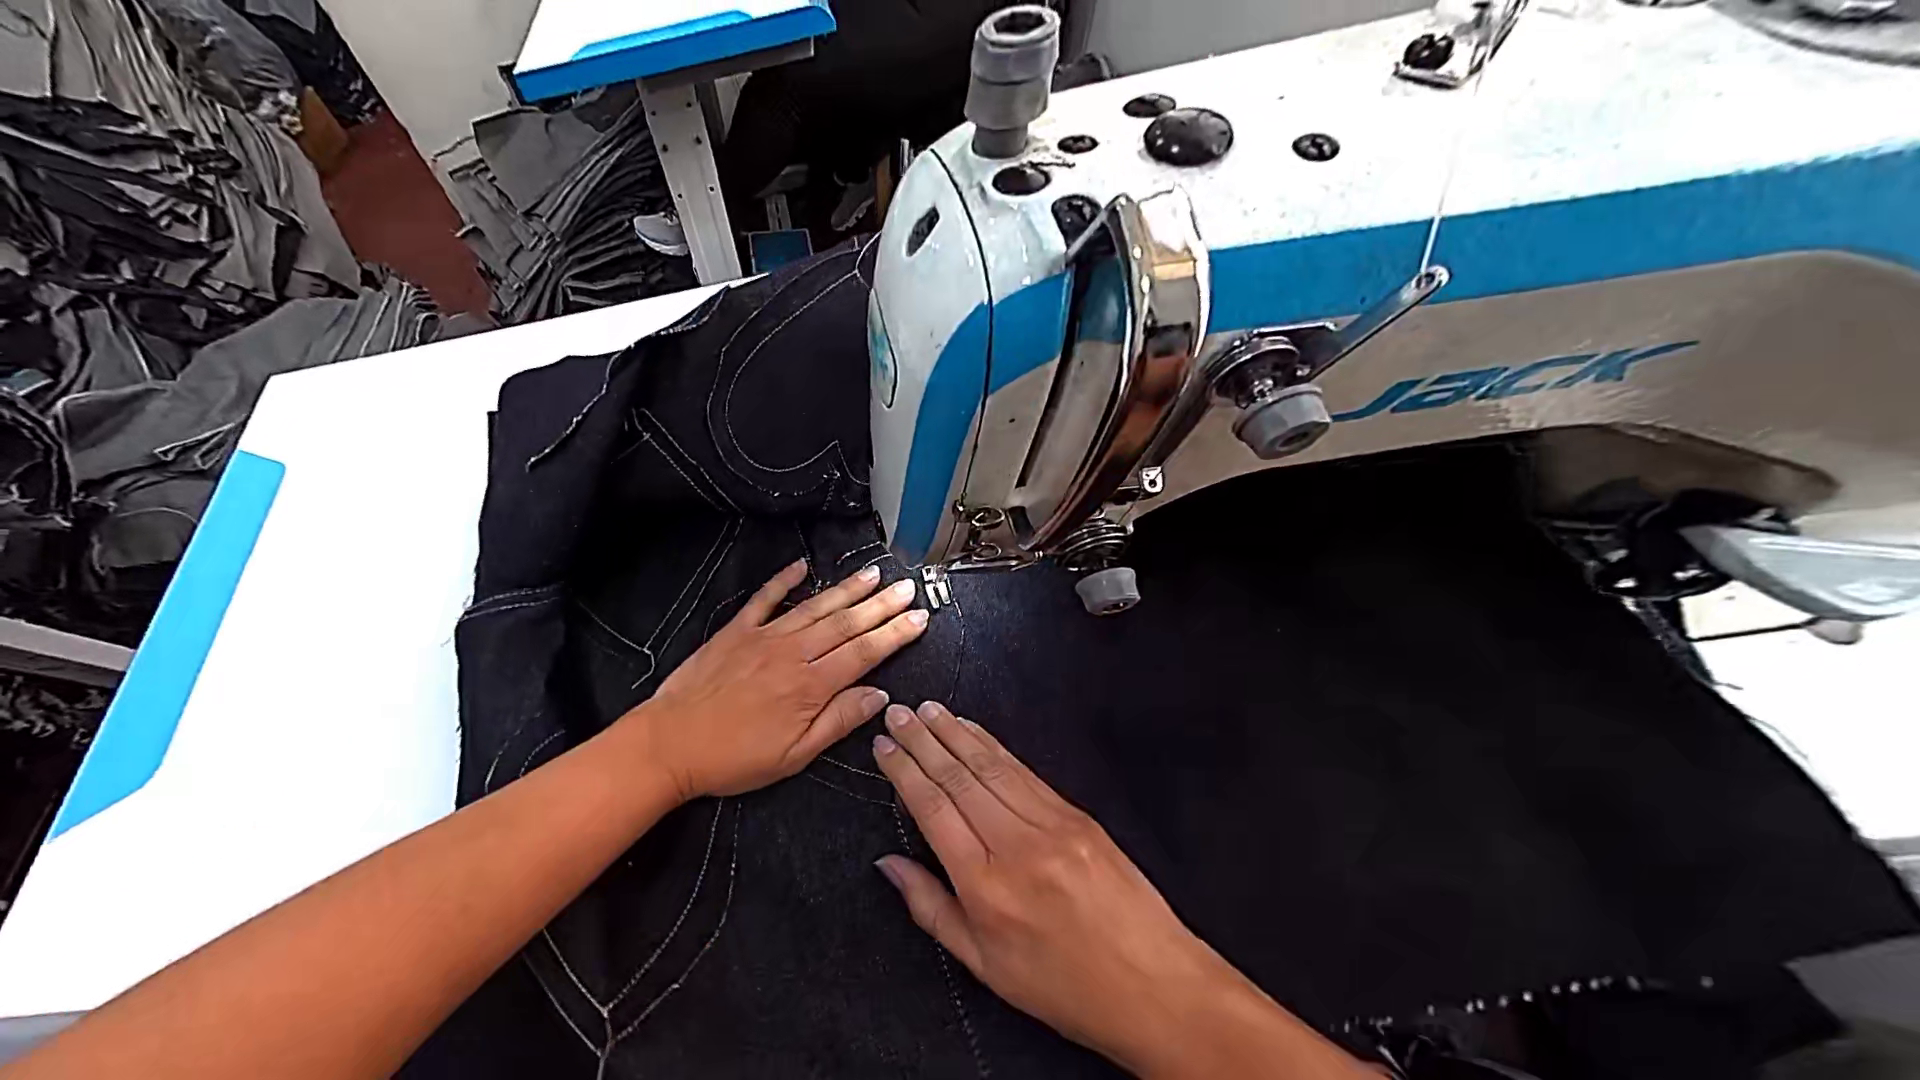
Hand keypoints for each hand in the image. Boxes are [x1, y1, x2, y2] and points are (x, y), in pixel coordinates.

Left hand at [627, 561, 927, 801]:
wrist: (667, 745)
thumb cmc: (733, 759)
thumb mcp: (793, 755)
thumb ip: (838, 721)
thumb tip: (878, 697)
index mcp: (810, 685)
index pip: (864, 653)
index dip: (895, 634)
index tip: (918, 618)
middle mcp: (792, 653)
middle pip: (847, 624)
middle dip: (881, 605)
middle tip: (907, 588)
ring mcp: (763, 637)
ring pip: (815, 607)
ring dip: (847, 590)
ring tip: (873, 574)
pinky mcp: (736, 631)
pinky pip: (764, 599)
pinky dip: (783, 580)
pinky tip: (801, 566)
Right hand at [871, 702, 1372, 1079]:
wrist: (1154, 982)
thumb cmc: (1063, 985)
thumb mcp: (985, 965)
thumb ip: (930, 907)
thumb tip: (887, 865)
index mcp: (986, 885)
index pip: (933, 807)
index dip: (904, 770)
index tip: (884, 744)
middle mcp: (1016, 844)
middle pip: (959, 776)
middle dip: (924, 739)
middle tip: (900, 710)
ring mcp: (1051, 822)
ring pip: (991, 766)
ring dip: (956, 732)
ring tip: (930, 709)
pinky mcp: (1076, 814)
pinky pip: (1024, 771)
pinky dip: (994, 746)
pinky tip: (975, 731)